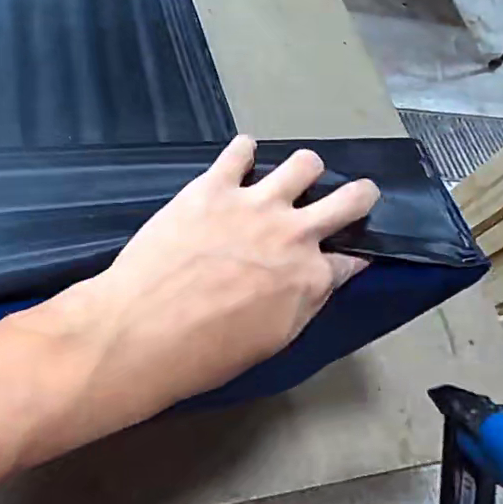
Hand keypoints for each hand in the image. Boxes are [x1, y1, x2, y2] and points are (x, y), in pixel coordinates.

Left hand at [44, 135, 378, 417]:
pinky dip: (243, 151)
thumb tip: (311, 284)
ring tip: (291, 176)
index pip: (352, 258)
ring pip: (304, 163)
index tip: (348, 253)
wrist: (143, 330)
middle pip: (351, 198)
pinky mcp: (214, 186)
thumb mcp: (271, 342)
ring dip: (304, 169)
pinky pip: (240, 150)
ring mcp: (255, 204)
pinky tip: (239, 158)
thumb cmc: (205, 353)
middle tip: (354, 196)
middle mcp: (295, 233)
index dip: (352, 255)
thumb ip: (300, 304)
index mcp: (311, 278)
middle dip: (359, 196)